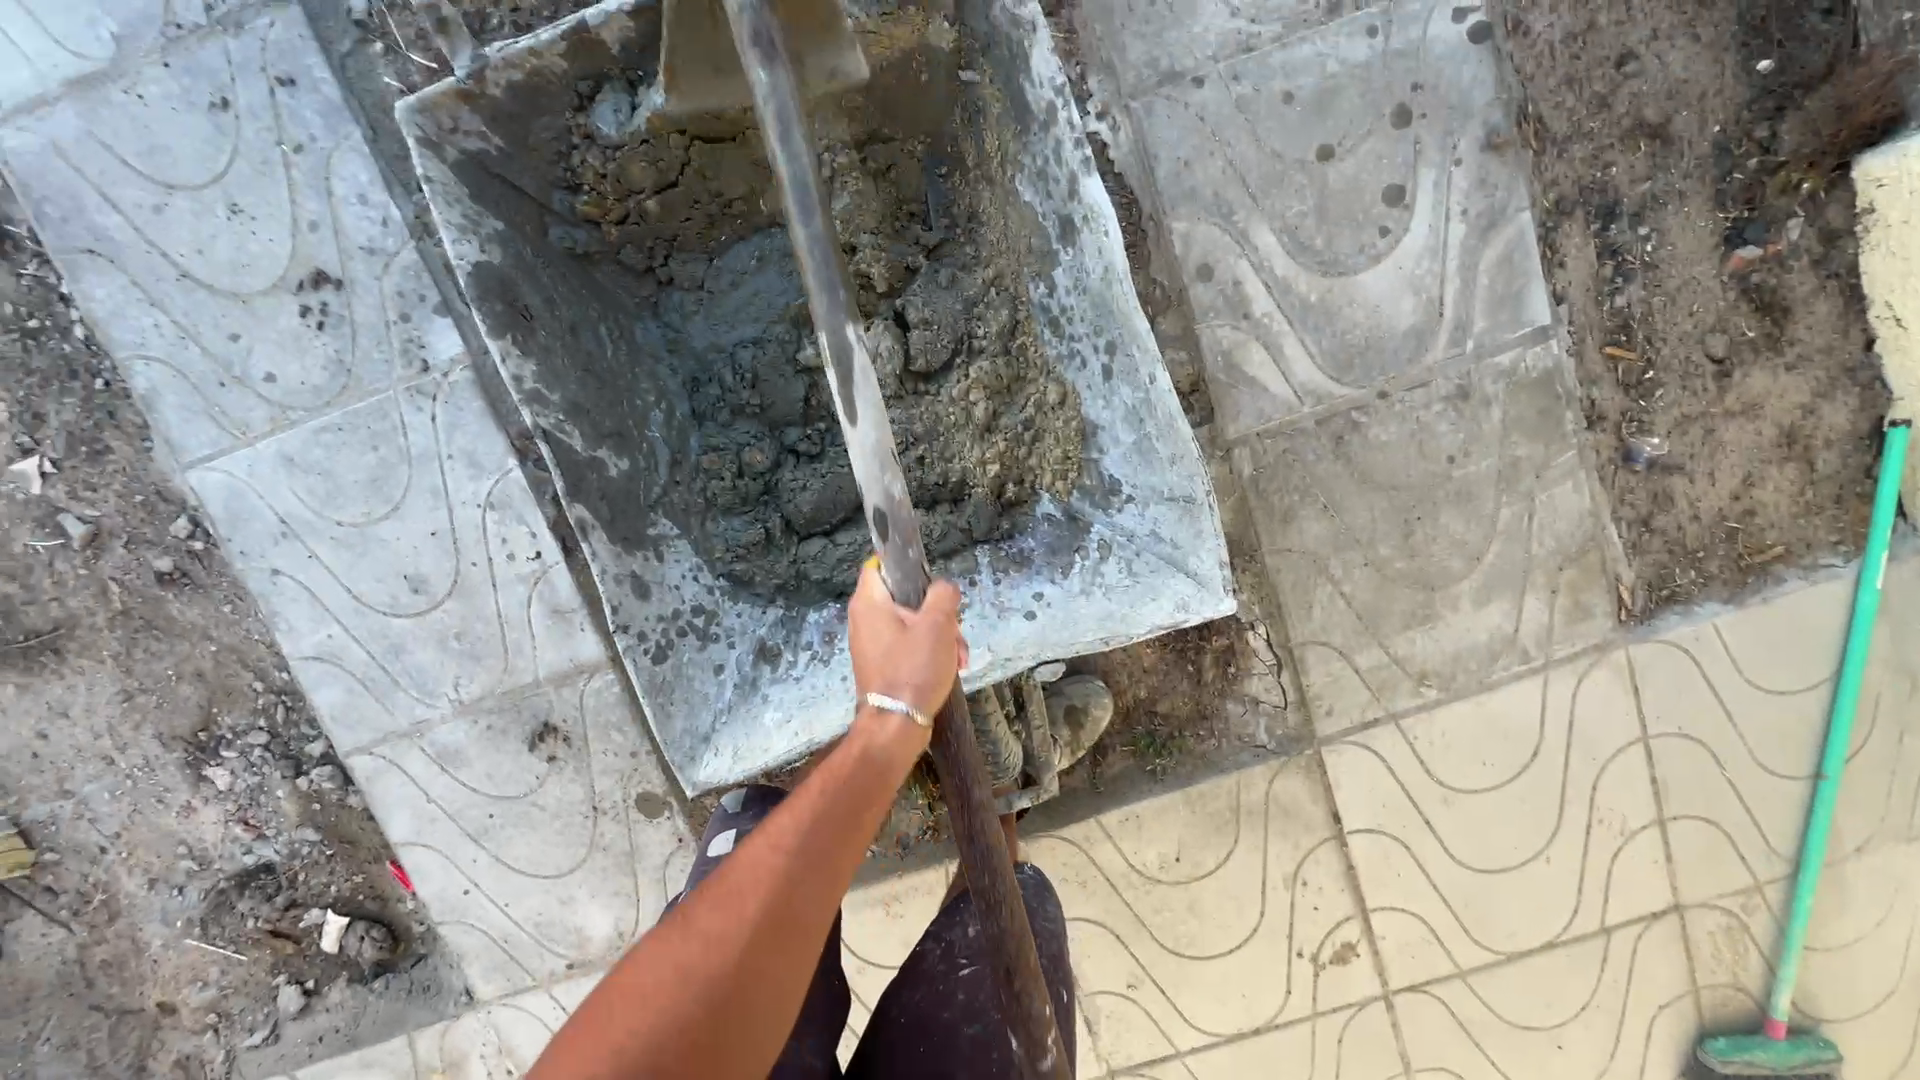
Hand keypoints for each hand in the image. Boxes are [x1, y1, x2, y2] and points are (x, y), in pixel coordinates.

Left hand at [848, 558, 967, 720]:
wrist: (896, 726)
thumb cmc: (913, 669)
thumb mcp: (937, 624)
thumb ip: (943, 595)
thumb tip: (944, 589)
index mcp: (868, 602)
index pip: (879, 565)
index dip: (905, 566)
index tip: (930, 581)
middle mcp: (864, 620)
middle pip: (905, 598)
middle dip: (937, 613)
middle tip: (954, 629)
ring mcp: (873, 645)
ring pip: (913, 625)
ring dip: (941, 636)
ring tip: (960, 657)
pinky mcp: (883, 665)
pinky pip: (909, 648)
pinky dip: (930, 653)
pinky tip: (952, 668)